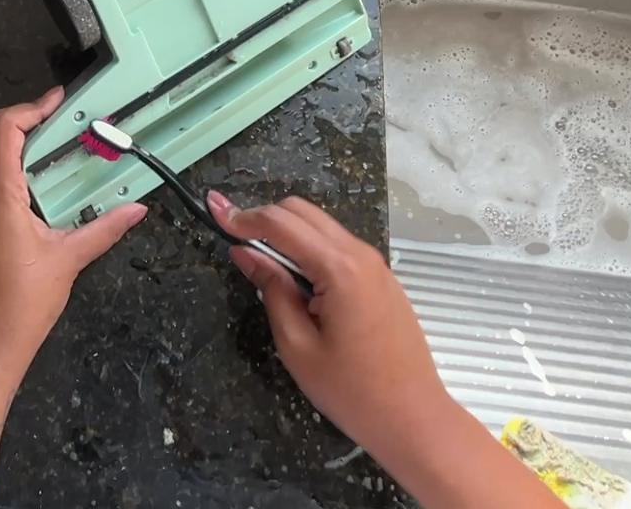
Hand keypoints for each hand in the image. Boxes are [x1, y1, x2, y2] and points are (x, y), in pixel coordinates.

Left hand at [0, 87, 147, 361]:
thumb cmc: (22, 301)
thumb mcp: (69, 259)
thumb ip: (104, 228)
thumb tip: (138, 208)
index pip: (6, 129)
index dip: (32, 107)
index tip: (61, 100)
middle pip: (8, 142)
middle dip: (44, 128)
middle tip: (81, 125)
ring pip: (7, 165)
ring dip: (39, 154)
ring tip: (77, 152)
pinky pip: (5, 186)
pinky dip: (32, 177)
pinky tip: (59, 187)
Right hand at [208, 192, 447, 449]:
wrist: (417, 421)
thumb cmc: (353, 392)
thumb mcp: (297, 345)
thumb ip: (271, 289)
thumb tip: (244, 252)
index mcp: (338, 268)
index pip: (280, 223)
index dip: (241, 215)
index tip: (213, 210)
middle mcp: (359, 254)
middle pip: (299, 211)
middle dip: (263, 217)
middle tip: (236, 240)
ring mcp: (374, 263)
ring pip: (318, 223)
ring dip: (286, 230)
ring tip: (262, 261)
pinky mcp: (380, 277)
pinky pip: (335, 243)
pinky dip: (308, 245)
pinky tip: (296, 277)